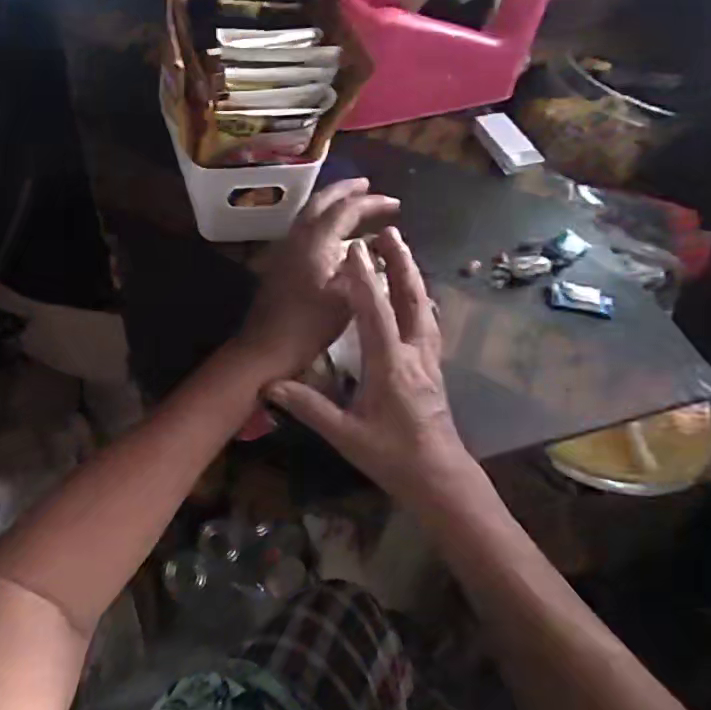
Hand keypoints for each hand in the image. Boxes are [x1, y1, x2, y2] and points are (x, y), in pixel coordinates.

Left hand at [234, 178, 398, 379]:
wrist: (266, 347)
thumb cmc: (309, 326)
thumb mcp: (346, 298)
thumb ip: (361, 267)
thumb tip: (373, 248)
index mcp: (315, 241)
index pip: (346, 209)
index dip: (372, 203)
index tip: (395, 202)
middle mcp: (297, 237)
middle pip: (321, 202)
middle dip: (345, 190)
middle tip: (367, 185)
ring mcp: (284, 249)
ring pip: (309, 215)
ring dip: (331, 204)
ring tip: (353, 203)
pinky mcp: (280, 264)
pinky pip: (304, 230)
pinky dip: (322, 222)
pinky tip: (333, 236)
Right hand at [266, 227, 475, 500]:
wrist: (440, 478)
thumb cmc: (393, 457)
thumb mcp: (346, 435)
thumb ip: (309, 407)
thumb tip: (270, 386)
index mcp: (391, 365)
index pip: (376, 312)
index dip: (364, 278)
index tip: (354, 247)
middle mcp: (414, 354)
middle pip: (411, 298)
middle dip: (400, 263)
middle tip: (390, 231)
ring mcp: (429, 360)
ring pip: (424, 307)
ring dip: (412, 276)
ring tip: (402, 252)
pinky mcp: (434, 368)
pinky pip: (428, 323)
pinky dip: (420, 299)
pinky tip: (416, 297)